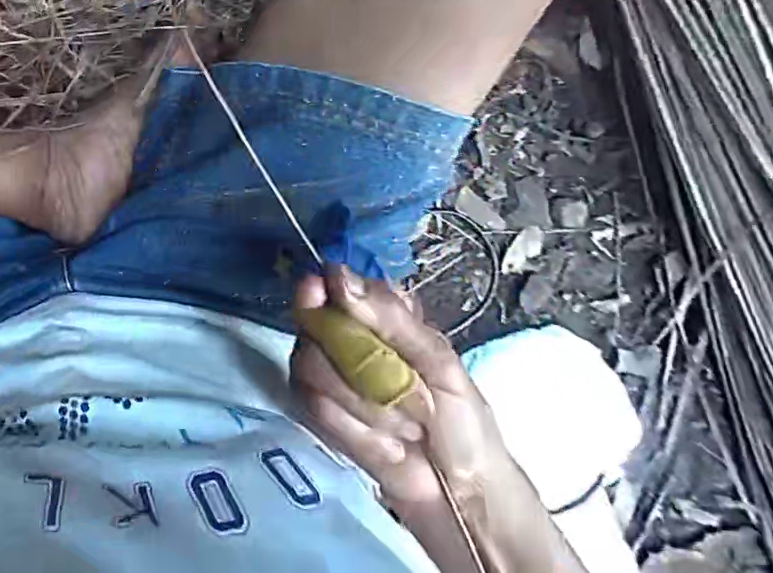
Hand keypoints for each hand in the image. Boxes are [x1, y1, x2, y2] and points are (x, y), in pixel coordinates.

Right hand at [290, 265, 516, 510]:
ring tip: (403, 424)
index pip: (333, 283)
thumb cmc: (461, 420)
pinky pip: (315, 406)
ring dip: (364, 404)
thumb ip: (390, 317)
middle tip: (406, 389)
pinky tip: (384, 441)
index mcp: (377, 310)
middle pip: (312, 324)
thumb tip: (336, 277)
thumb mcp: (440, 362)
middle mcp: (341, 332)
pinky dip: (354, 429)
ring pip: (311, 366)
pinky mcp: (316, 408)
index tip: (320, 295)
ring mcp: (324, 369)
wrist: (461, 495)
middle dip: (359, 364)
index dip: (322, 288)